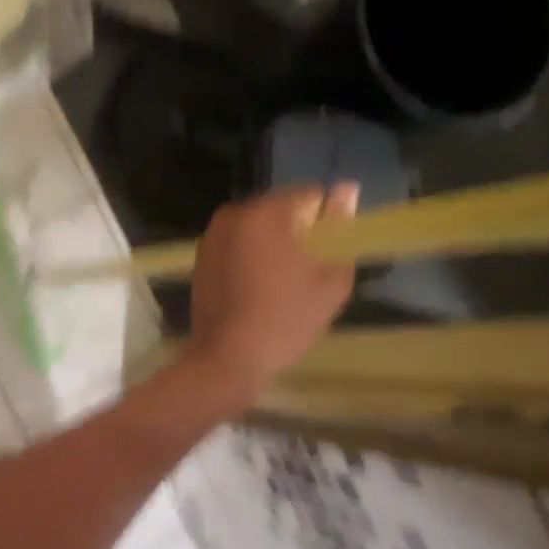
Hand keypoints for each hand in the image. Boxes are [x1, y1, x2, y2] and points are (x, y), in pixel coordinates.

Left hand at [185, 183, 358, 394]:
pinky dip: (251, 256)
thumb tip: (347, 190)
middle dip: (298, 229)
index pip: (310, 195)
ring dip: (273, 243)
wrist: (227, 358)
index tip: (331, 251)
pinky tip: (260, 287)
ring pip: (256, 227)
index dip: (326, 221)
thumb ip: (341, 230)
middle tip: (310, 268)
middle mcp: (234, 214)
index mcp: (266, 212)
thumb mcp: (330, 280)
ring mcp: (212, 235)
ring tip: (285, 280)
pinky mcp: (200, 257)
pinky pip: (237, 244)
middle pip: (280, 208)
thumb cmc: (285, 320)